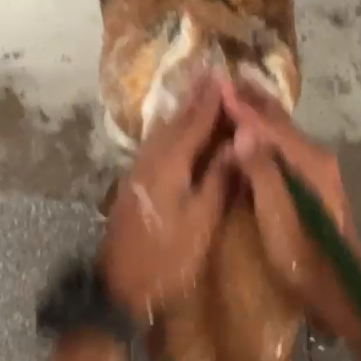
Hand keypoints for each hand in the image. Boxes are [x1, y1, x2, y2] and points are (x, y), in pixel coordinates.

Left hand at [100, 76, 234, 321]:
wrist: (120, 287)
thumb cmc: (167, 258)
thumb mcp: (201, 222)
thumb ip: (219, 179)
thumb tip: (239, 142)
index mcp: (170, 164)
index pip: (195, 123)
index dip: (211, 100)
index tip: (225, 74)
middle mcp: (151, 159)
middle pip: (176, 122)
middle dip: (195, 98)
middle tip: (212, 72)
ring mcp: (140, 170)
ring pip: (165, 131)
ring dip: (183, 111)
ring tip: (199, 92)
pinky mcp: (137, 183)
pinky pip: (159, 144)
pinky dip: (173, 130)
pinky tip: (178, 130)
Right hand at [218, 78, 360, 334]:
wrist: (341, 295)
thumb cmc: (304, 260)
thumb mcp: (278, 219)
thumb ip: (263, 173)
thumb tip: (244, 129)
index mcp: (308, 162)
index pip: (267, 124)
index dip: (241, 105)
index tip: (216, 83)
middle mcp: (317, 157)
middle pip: (279, 121)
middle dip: (251, 100)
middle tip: (223, 79)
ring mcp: (319, 170)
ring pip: (283, 131)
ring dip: (258, 113)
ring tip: (233, 97)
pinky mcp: (315, 183)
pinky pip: (284, 145)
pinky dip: (265, 132)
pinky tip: (250, 133)